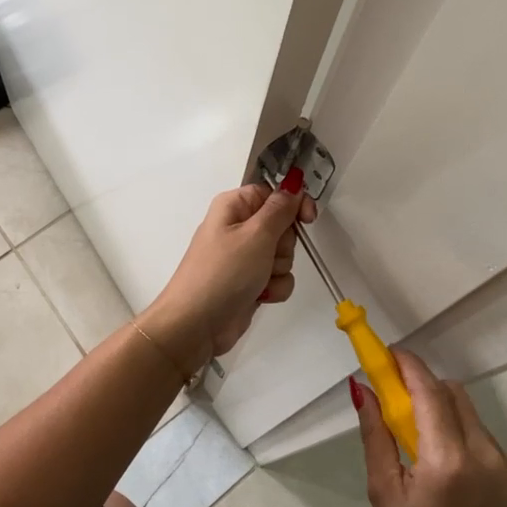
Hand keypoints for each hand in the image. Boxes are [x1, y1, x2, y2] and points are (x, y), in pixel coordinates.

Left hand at [138, 175, 316, 370]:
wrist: (198, 324)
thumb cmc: (224, 272)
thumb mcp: (256, 235)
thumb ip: (280, 209)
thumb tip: (293, 183)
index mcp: (234, 206)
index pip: (272, 193)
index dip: (292, 204)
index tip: (308, 219)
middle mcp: (239, 227)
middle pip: (282, 225)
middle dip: (283, 244)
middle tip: (266, 255)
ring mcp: (244, 257)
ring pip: (283, 254)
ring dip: (278, 269)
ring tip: (259, 279)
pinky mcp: (251, 281)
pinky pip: (277, 277)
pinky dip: (274, 287)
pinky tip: (261, 295)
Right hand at [356, 350, 506, 506]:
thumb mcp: (385, 496)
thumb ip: (375, 437)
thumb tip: (363, 390)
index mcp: (448, 460)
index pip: (428, 389)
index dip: (406, 364)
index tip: (386, 354)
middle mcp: (485, 454)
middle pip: (453, 392)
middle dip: (424, 387)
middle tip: (398, 402)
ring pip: (470, 415)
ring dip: (444, 413)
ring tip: (423, 447)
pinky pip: (485, 440)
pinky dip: (463, 438)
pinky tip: (450, 474)